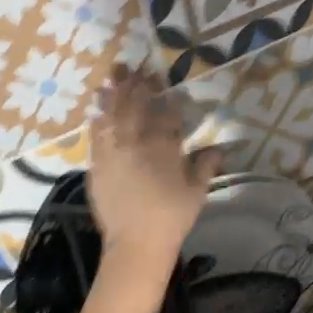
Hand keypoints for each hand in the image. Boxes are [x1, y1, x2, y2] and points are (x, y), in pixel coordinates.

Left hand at [88, 69, 219, 261]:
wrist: (136, 243)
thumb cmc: (172, 218)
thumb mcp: (196, 193)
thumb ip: (205, 166)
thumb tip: (217, 148)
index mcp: (164, 147)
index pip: (165, 113)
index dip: (164, 95)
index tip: (163, 82)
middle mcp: (136, 143)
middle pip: (135, 106)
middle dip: (136, 85)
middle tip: (134, 68)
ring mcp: (113, 152)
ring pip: (112, 115)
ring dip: (113, 94)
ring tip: (113, 77)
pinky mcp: (97, 166)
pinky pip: (96, 136)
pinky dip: (98, 120)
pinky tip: (97, 111)